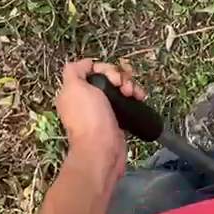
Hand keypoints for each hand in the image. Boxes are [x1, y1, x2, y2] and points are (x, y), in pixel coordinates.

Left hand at [54, 59, 142, 178]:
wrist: (103, 149)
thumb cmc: (89, 118)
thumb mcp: (74, 87)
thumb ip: (74, 71)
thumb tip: (86, 64)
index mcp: (74, 90)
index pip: (93, 69)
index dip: (105, 69)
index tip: (111, 78)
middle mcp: (87, 98)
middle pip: (107, 76)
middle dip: (120, 77)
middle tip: (123, 87)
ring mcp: (102, 108)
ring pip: (118, 87)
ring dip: (129, 85)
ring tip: (134, 94)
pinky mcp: (116, 117)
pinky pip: (126, 99)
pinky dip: (134, 96)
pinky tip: (140, 97)